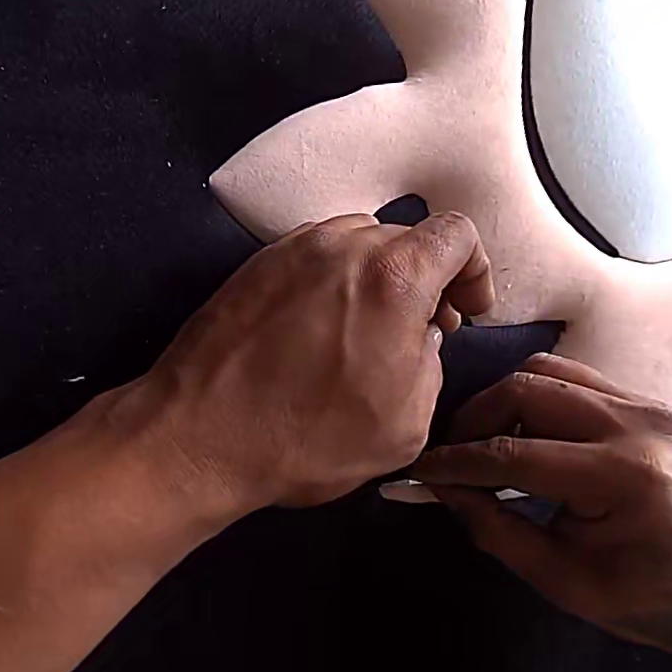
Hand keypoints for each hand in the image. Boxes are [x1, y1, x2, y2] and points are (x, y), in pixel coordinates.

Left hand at [126, 212, 493, 512]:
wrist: (198, 436)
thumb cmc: (301, 438)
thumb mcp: (405, 423)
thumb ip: (431, 364)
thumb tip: (419, 337)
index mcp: (390, 277)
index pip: (455, 234)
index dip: (473, 270)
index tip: (464, 307)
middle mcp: (338, 248)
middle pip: (403, 239)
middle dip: (424, 280)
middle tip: (418, 329)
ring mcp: (288, 252)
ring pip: (354, 244)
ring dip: (373, 278)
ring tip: (364, 329)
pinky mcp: (252, 267)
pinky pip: (309, 259)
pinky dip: (328, 282)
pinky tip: (317, 328)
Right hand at [409, 354, 671, 668]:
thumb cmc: (649, 600)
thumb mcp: (558, 578)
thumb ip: (490, 526)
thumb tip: (438, 486)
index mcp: (626, 480)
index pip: (513, 453)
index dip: (456, 461)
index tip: (420, 469)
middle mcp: (641, 428)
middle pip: (525, 390)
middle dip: (474, 420)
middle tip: (453, 456)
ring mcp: (651, 408)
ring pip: (545, 372)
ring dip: (502, 402)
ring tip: (487, 442)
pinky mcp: (651, 404)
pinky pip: (573, 378)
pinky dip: (535, 398)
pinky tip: (528, 434)